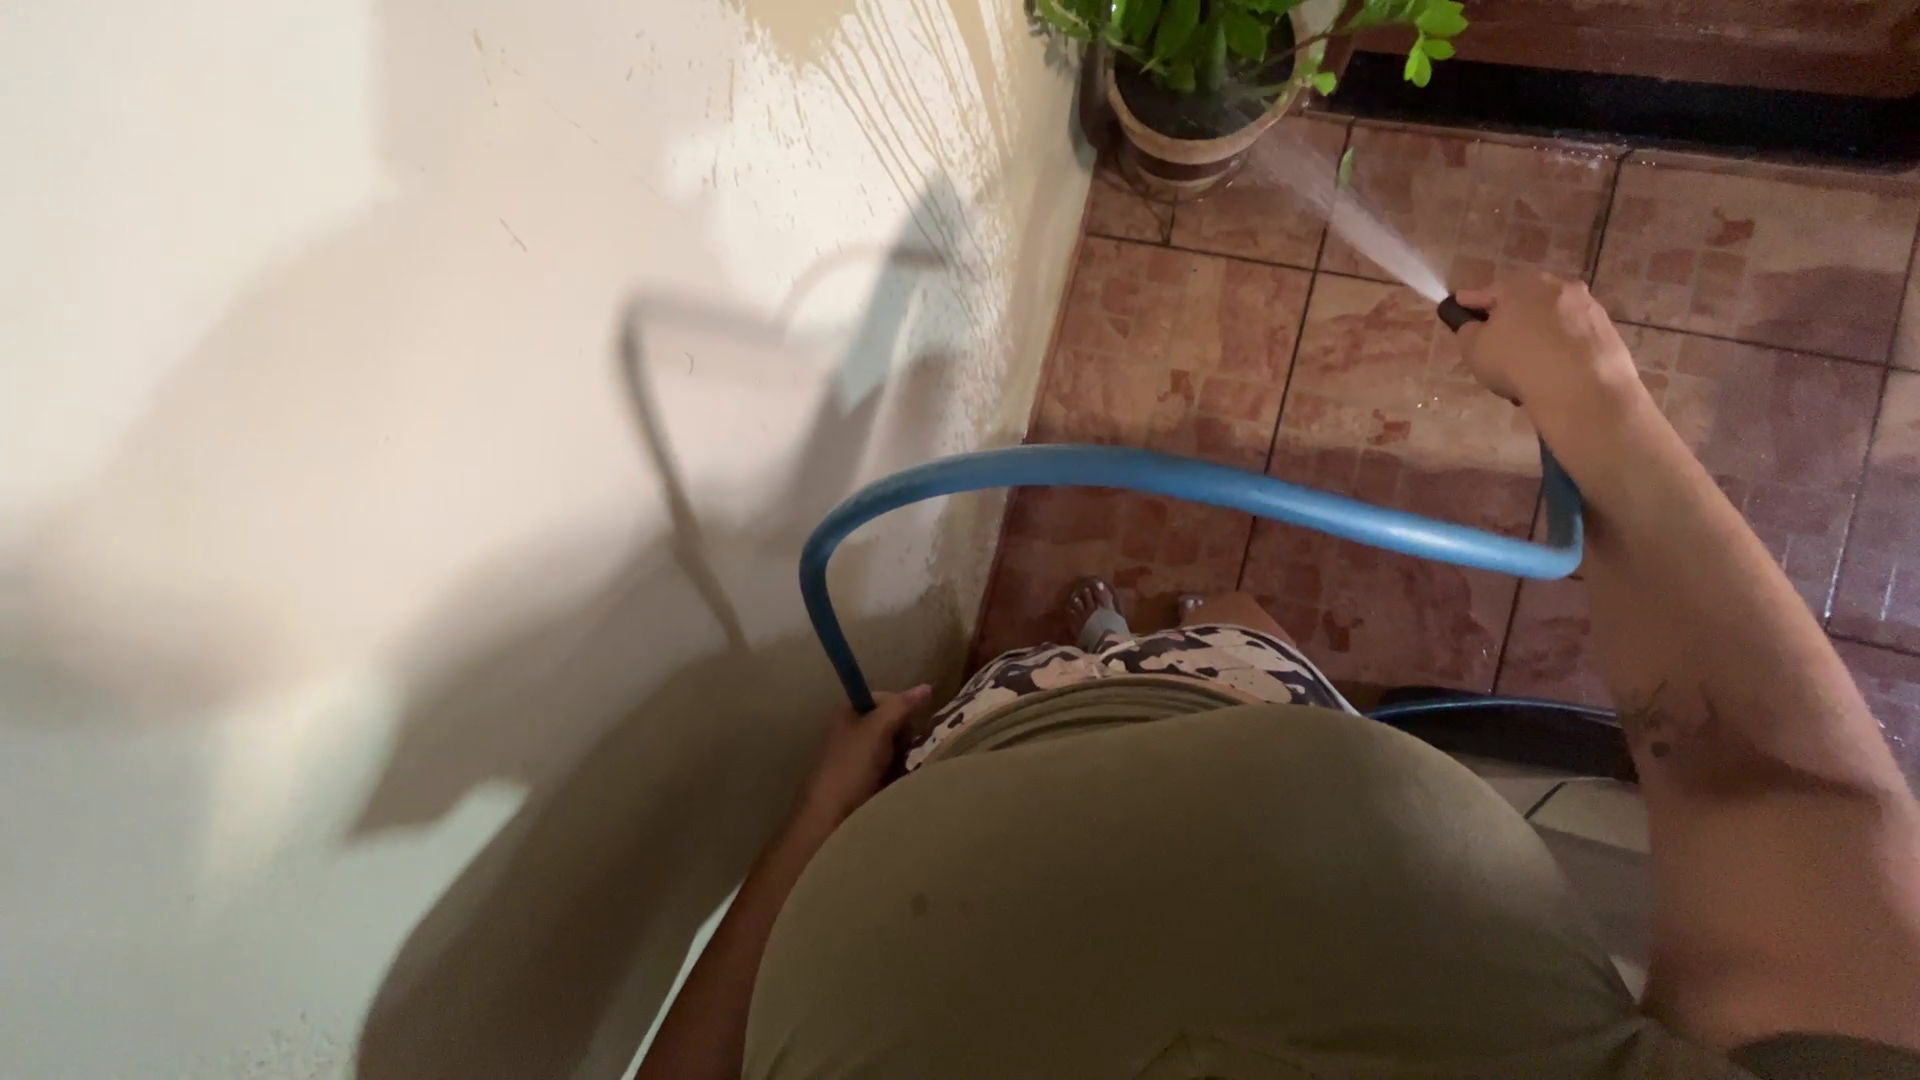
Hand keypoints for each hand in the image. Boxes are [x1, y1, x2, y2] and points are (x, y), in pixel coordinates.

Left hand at [795, 686, 932, 826]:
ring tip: (900, 770)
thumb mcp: (876, 730)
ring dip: (904, 756)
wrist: (831, 819)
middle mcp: (854, 731)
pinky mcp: (867, 780)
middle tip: (900, 751)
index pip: (886, 698)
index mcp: (849, 712)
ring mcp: (860, 757)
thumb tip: (926, 686)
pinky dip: (900, 773)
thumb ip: (901, 706)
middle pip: (894, 722)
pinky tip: (898, 782)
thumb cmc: (850, 767)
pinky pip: (894, 767)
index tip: (905, 724)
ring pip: (897, 746)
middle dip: (904, 736)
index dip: (900, 708)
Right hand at [1453, 272, 1642, 424]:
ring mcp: (1587, 306)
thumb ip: (1468, 332)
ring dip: (1536, 333)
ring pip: (1550, 318)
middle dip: (1509, 317)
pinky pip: (1570, 336)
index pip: (1486, 292)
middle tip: (1494, 340)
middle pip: (1524, 301)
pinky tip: (1549, 370)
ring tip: (1524, 362)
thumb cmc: (1515, 360)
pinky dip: (1558, 347)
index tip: (1458, 307)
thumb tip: (1475, 327)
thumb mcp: (1473, 349)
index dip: (1469, 302)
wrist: (1579, 385)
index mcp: (1521, 286)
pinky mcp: (1606, 329)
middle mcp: (1557, 287)